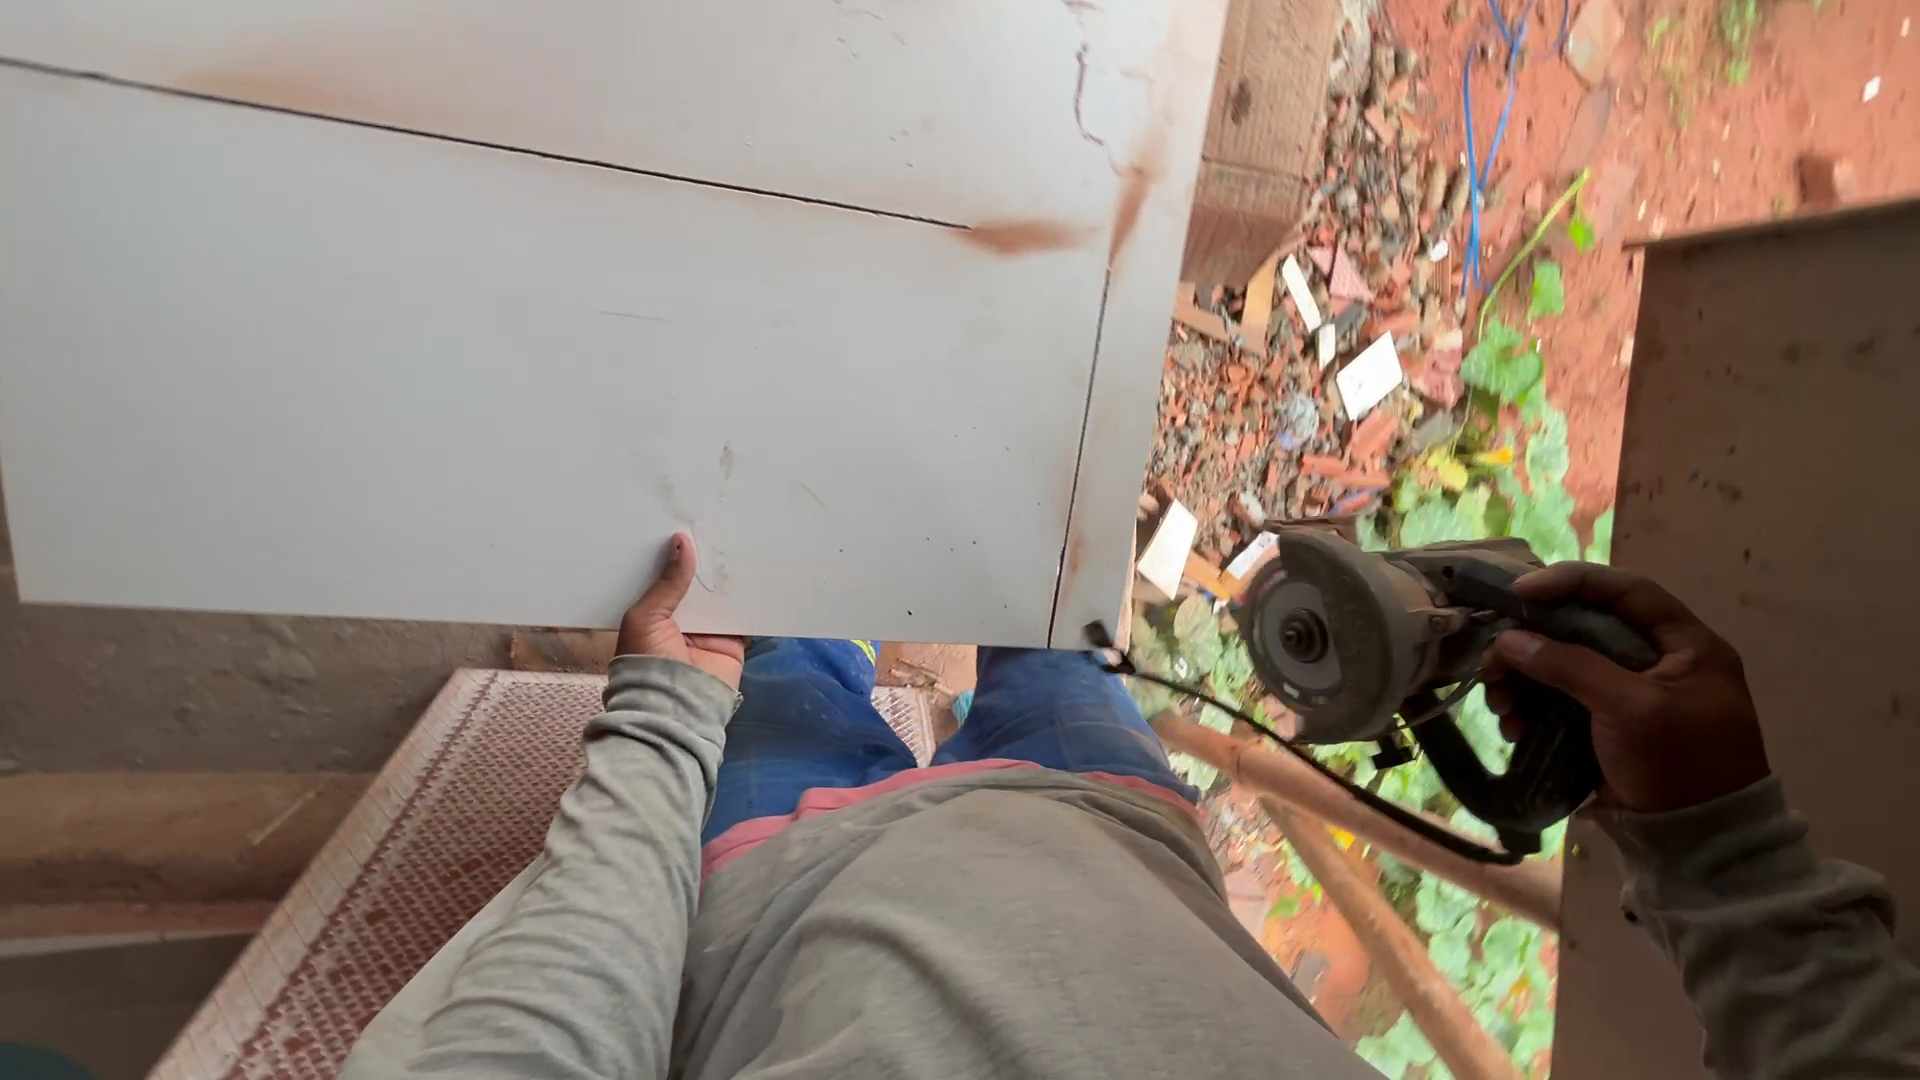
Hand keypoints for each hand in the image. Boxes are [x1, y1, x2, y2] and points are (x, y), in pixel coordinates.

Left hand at [615, 532, 745, 689]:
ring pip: (723, 597)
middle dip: (708, 563)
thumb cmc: (648, 661)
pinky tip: (760, 575)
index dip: (679, 556)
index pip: (668, 578)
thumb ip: (669, 582)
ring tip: (744, 544)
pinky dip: (753, 600)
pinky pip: (745, 616)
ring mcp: (709, 631)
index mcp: (654, 613)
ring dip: (731, 579)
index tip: (691, 527)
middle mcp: (682, 619)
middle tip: (722, 528)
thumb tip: (682, 542)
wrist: (675, 707)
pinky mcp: (733, 642)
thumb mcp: (647, 616)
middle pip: (698, 585)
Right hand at [1481, 562, 1769, 813]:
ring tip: (1500, 706)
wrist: (1696, 842)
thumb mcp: (1631, 708)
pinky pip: (1550, 697)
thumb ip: (1570, 666)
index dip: (1571, 582)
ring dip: (1518, 680)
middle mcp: (1653, 660)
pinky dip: (1526, 708)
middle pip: (1577, 627)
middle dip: (1528, 643)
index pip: (1625, 591)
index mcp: (1684, 647)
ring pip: (1555, 663)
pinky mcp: (1598, 720)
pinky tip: (1514, 728)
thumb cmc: (1681, 764)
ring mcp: (1623, 691)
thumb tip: (1508, 639)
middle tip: (1493, 662)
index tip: (1520, 593)